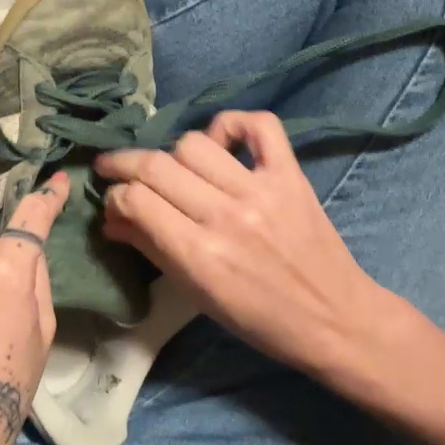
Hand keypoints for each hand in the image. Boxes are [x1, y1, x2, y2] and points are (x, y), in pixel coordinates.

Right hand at [95, 111, 407, 372]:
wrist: (333, 320)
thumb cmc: (257, 318)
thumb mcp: (195, 293)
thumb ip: (150, 248)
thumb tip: (110, 218)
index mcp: (198, 254)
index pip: (136, 199)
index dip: (114, 195)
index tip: (114, 201)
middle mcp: (225, 216)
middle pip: (157, 165)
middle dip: (124, 164)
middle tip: (115, 169)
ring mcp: (260, 190)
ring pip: (195, 143)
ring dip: (174, 153)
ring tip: (176, 169)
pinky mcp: (290, 175)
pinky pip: (258, 125)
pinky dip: (232, 124)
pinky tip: (221, 142)